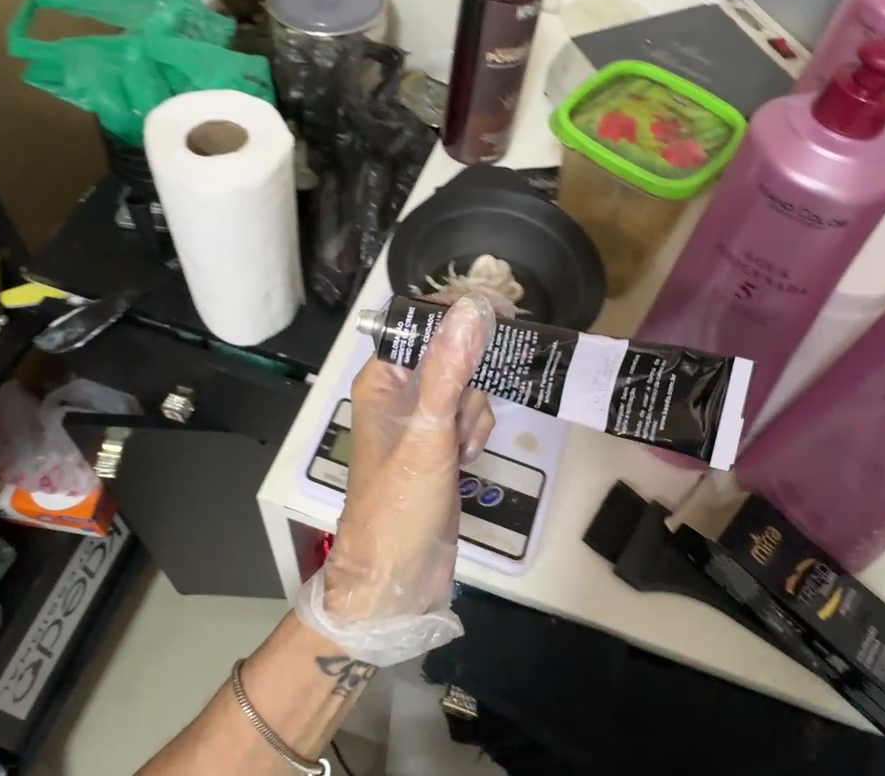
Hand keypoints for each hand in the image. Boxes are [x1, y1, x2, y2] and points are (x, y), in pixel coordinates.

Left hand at [297, 295, 496, 664]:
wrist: (398, 577)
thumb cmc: (400, 502)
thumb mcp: (428, 430)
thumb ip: (451, 368)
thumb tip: (473, 307)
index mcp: (383, 378)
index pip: (424, 324)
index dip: (461, 319)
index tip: (501, 318)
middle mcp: (399, 392)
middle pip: (455, 356)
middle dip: (469, 387)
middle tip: (460, 420)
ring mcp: (422, 420)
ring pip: (469, 389)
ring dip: (473, 418)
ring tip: (457, 450)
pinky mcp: (441, 444)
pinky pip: (471, 418)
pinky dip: (474, 435)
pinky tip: (464, 461)